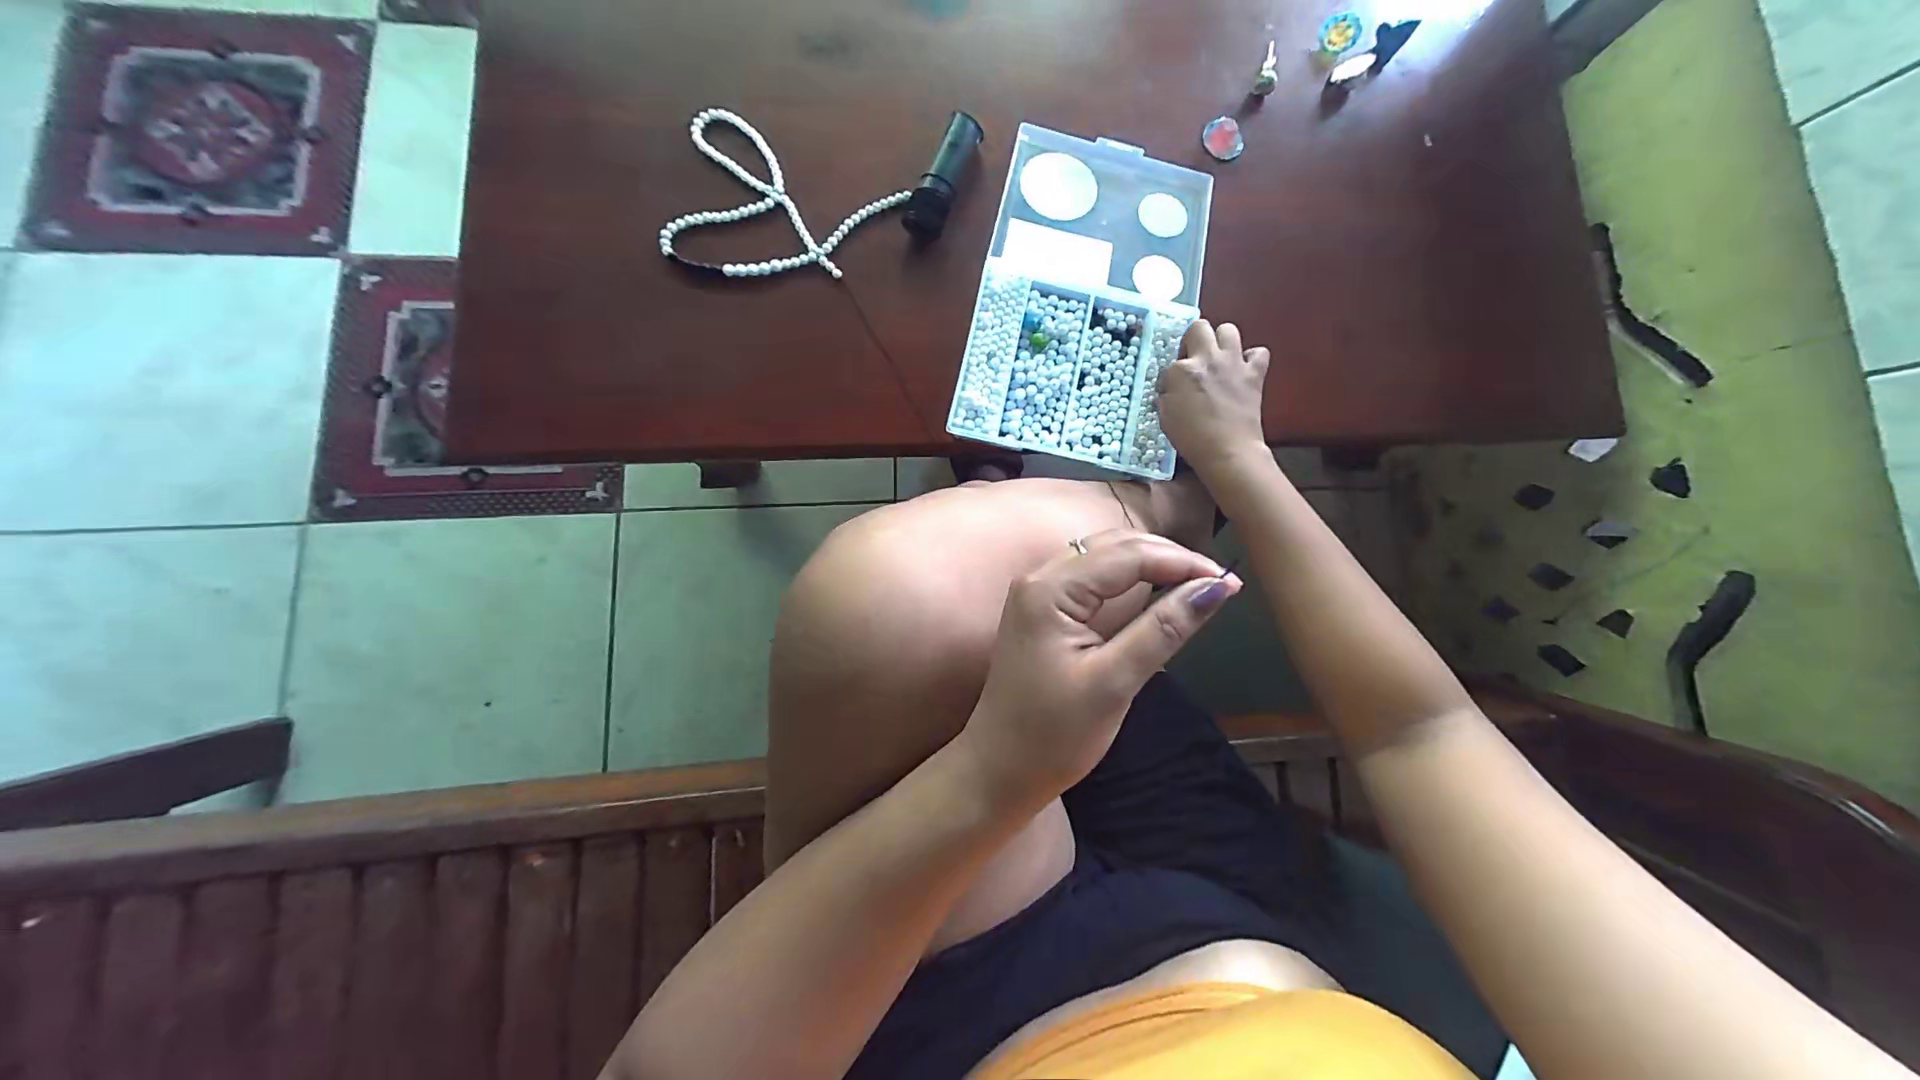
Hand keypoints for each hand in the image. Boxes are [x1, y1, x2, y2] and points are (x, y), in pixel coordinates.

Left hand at [957, 530, 1242, 807]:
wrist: (1000, 768)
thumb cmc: (1053, 734)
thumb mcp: (1113, 682)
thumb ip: (1163, 629)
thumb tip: (1215, 587)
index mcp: (1049, 590)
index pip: (1126, 554)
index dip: (1180, 562)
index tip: (1229, 582)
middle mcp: (1040, 578)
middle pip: (1114, 547)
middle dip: (1167, 558)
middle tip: (1217, 584)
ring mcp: (1039, 593)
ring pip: (1104, 559)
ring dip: (1150, 566)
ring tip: (1196, 586)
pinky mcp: (1045, 611)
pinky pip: (1094, 581)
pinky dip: (1130, 583)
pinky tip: (1157, 595)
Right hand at [1157, 319, 1271, 474]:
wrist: (1228, 450)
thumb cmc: (1191, 438)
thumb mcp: (1165, 416)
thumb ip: (1167, 395)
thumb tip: (1171, 388)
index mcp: (1181, 370)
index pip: (1170, 364)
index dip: (1170, 378)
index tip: (1172, 391)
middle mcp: (1207, 358)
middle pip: (1199, 327)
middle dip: (1193, 340)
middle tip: (1193, 359)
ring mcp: (1233, 363)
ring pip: (1228, 329)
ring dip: (1221, 341)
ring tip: (1218, 358)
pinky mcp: (1254, 374)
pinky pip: (1258, 352)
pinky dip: (1252, 358)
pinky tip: (1243, 370)